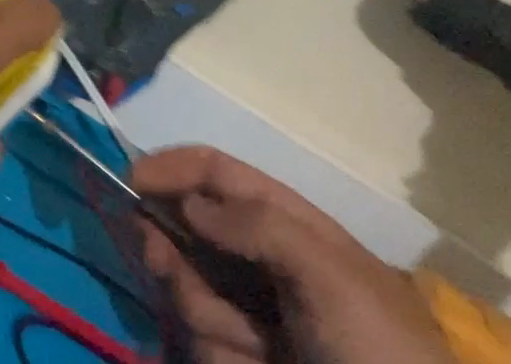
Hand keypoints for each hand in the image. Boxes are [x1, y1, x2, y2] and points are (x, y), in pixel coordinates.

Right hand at [132, 146, 452, 363]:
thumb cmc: (379, 351)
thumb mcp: (335, 279)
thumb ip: (262, 227)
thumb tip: (187, 203)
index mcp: (289, 227)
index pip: (215, 171)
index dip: (170, 167)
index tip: (130, 181)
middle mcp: (258, 259)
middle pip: (180, 228)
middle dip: (172, 251)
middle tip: (165, 266)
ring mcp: (244, 307)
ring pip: (183, 285)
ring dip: (206, 314)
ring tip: (256, 348)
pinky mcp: (232, 349)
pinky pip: (196, 337)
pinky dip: (221, 353)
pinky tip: (255, 363)